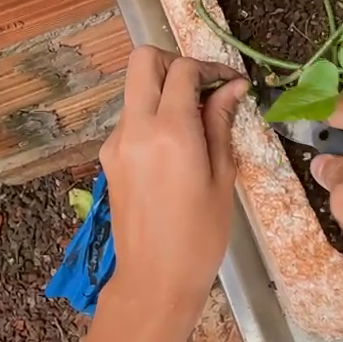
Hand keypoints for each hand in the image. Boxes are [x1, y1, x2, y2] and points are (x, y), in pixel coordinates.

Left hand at [100, 47, 249, 316]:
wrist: (154, 281)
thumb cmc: (200, 236)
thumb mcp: (222, 178)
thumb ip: (221, 124)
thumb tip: (233, 87)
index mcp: (169, 131)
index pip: (182, 70)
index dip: (210, 67)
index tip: (231, 83)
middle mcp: (135, 128)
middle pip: (142, 61)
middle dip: (174, 63)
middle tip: (203, 88)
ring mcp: (116, 143)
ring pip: (134, 90)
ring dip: (163, 92)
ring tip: (197, 124)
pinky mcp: (109, 159)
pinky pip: (130, 120)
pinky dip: (152, 117)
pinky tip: (176, 148)